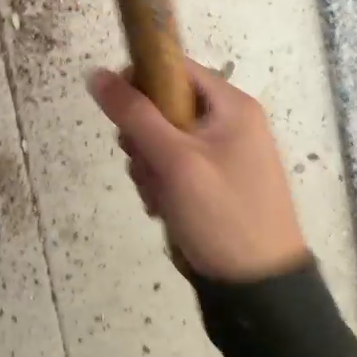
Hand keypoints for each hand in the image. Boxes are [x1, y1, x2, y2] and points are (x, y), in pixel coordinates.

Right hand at [87, 59, 308, 282]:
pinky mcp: (213, 180)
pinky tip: (163, 205)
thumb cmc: (222, 214)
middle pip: (162, 103)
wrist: (260, 289)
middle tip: (143, 160)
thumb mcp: (174, 160)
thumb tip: (96, 73)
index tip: (118, 109)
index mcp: (232, 106)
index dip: (140, 80)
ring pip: (160, 136)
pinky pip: (171, 164)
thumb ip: (133, 113)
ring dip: (148, 163)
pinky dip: (160, 181)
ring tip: (157, 193)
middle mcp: (229, 122)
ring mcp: (221, 153)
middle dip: (142, 134)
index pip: (173, 67)